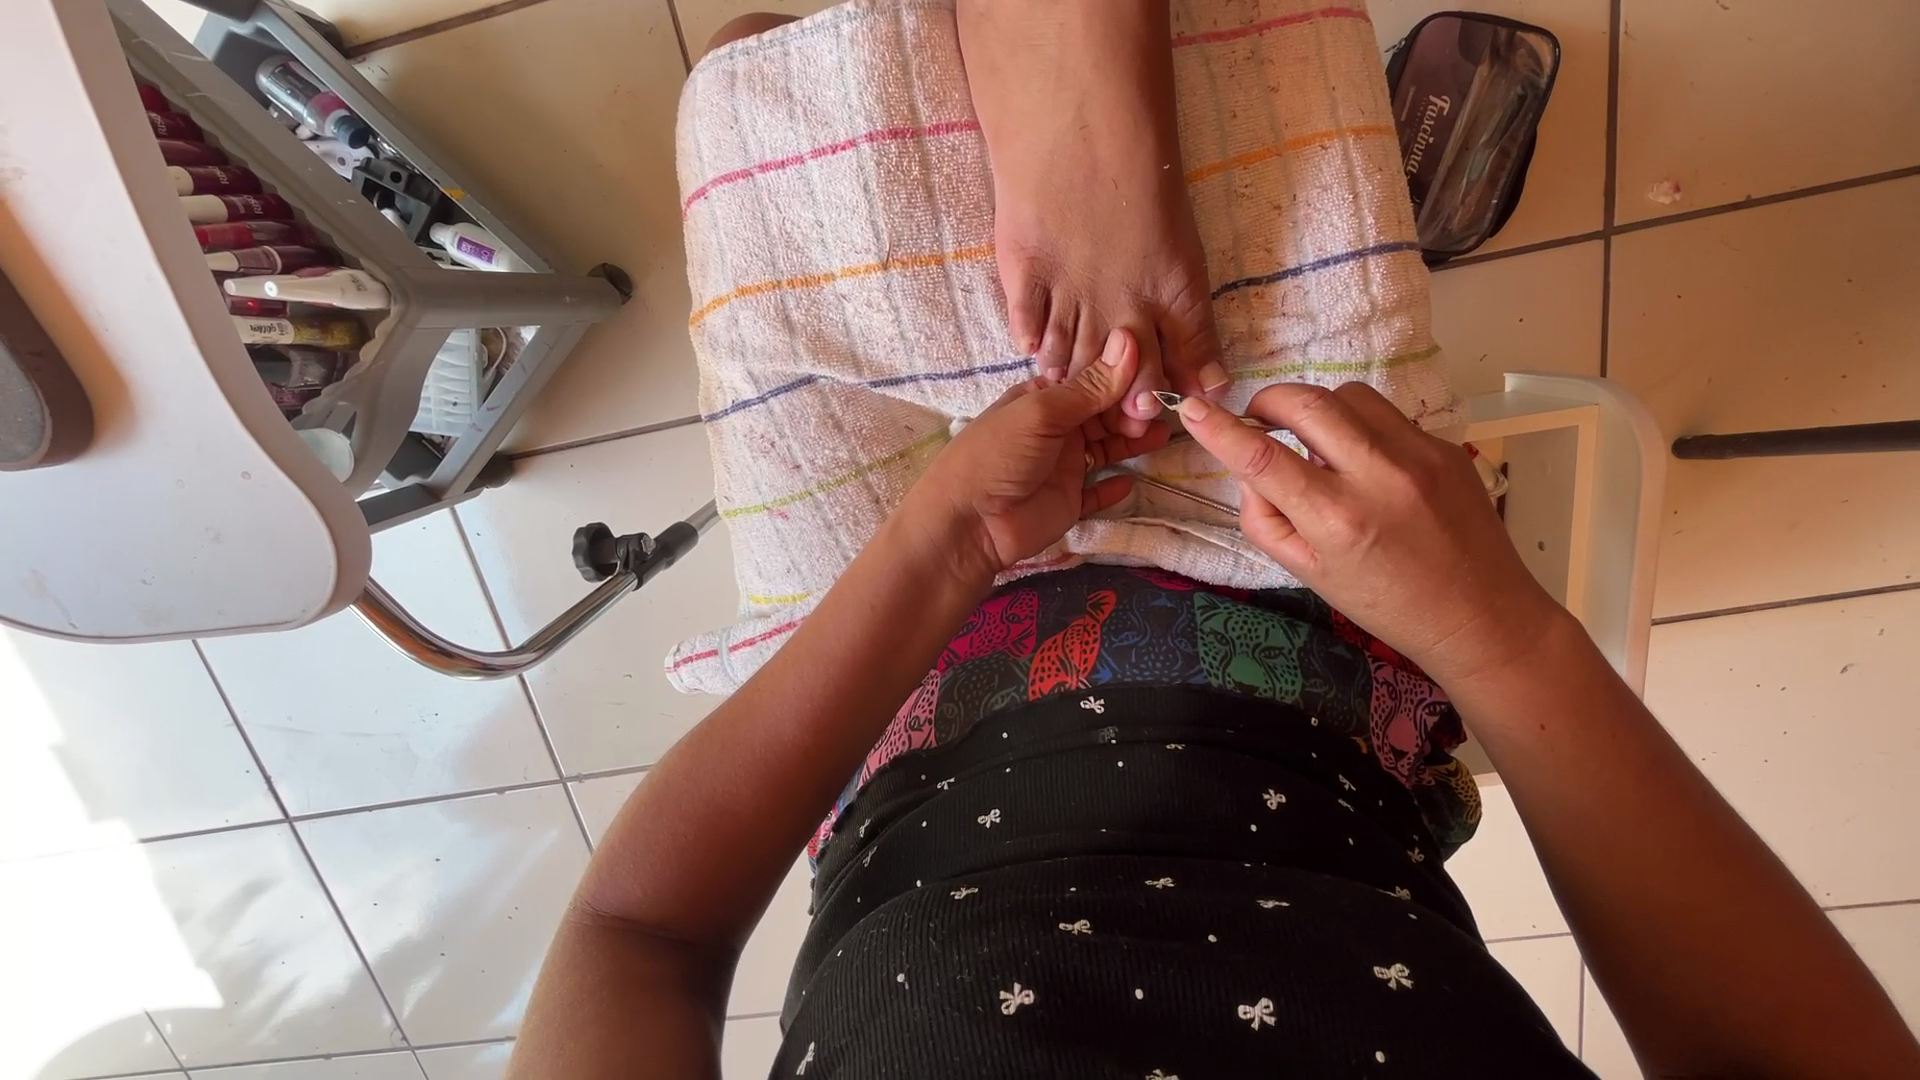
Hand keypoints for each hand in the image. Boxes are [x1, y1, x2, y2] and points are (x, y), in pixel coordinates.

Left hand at [896, 327, 1169, 580]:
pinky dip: (1114, 487)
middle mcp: (1055, 430)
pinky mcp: (1067, 503)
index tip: (1154, 374)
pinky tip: (1133, 480)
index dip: (1122, 377)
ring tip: (1162, 437)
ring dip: (1131, 443)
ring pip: (1106, 450)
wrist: (969, 524)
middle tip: (1159, 411)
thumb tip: (1130, 339)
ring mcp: (1062, 467)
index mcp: (1042, 399)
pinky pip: (1097, 493)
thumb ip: (1090, 385)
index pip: (1090, 380)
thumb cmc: (997, 456)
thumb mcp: (1042, 413)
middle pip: (1102, 414)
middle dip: (1131, 410)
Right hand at [1176, 382, 1568, 686]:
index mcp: (1336, 519)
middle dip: (1268, 401)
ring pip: (1347, 395)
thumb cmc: (1382, 603)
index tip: (1191, 410)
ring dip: (1314, 408)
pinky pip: (1385, 415)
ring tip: (1311, 440)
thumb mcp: (1306, 572)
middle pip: (1305, 403)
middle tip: (1257, 420)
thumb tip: (1250, 471)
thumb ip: (1264, 518)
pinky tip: (1360, 460)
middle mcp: (1378, 476)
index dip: (1218, 429)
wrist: (1480, 614)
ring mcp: (1419, 454)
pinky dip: (1355, 426)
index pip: (1261, 458)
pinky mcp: (1446, 446)